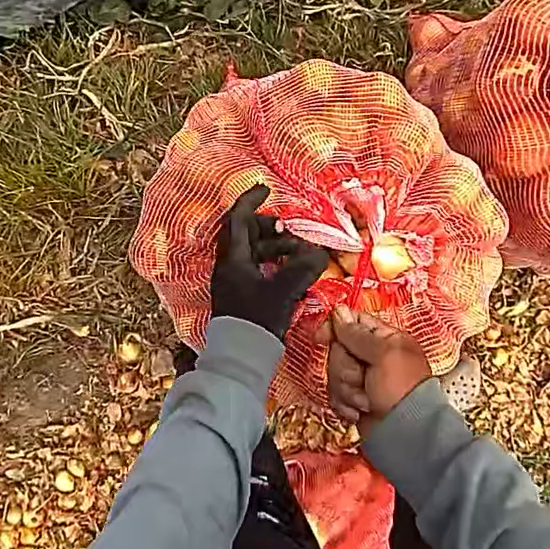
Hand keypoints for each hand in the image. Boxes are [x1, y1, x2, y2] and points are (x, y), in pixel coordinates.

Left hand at [209, 184, 328, 337]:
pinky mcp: (244, 298)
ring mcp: (236, 283)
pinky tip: (295, 277)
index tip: (265, 189)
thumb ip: (302, 268)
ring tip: (301, 258)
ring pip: (256, 254)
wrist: (242, 359)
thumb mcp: (283, 291)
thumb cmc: (257, 321)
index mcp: (233, 260)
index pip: (237, 220)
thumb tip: (319, 254)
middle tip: (292, 234)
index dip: (250, 201)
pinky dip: (277, 267)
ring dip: (278, 250)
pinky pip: (260, 271)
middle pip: (248, 236)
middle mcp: (230, 268)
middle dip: (272, 230)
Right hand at [322, 305, 432, 433]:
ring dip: (347, 388)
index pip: (352, 322)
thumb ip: (357, 334)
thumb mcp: (383, 354)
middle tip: (362, 377)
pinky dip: (346, 403)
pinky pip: (335, 393)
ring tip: (367, 399)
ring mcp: (362, 378)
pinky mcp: (353, 398)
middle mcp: (372, 355)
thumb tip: (339, 311)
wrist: (405, 432)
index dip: (335, 328)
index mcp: (384, 338)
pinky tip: (361, 409)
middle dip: (345, 366)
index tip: (323, 337)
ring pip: (334, 372)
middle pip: (338, 349)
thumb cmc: (402, 389)